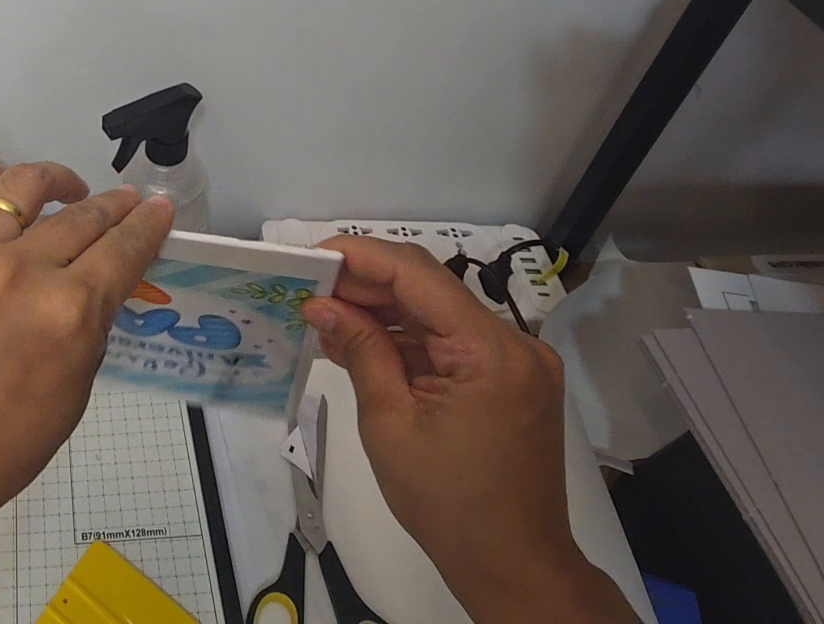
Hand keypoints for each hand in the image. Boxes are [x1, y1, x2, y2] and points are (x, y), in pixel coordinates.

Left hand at [0, 162, 174, 533]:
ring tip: (68, 188)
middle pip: (83, 216)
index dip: (148, 224)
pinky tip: (4, 187)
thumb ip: (97, 312)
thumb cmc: (13, 435)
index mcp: (68, 312)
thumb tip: (112, 263)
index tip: (158, 208)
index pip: (123, 249)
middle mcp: (21, 271)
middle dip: (115, 205)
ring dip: (57, 180)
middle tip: (126, 201)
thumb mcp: (81, 379)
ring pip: (23, 186)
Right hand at [299, 236, 633, 623]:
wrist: (514, 568)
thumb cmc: (447, 503)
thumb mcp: (389, 422)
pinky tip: (358, 342)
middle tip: (309, 288)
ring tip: (323, 316)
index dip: (362, 256)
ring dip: (380, 311)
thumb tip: (319, 303)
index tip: (313, 255)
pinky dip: (403, 339)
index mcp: (490, 351)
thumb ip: (359, 349)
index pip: (418, 275)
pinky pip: (446, 341)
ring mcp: (513, 360)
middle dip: (364, 284)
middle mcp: (513, 342)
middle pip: (427, 288)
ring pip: (434, 312)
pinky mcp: (505, 377)